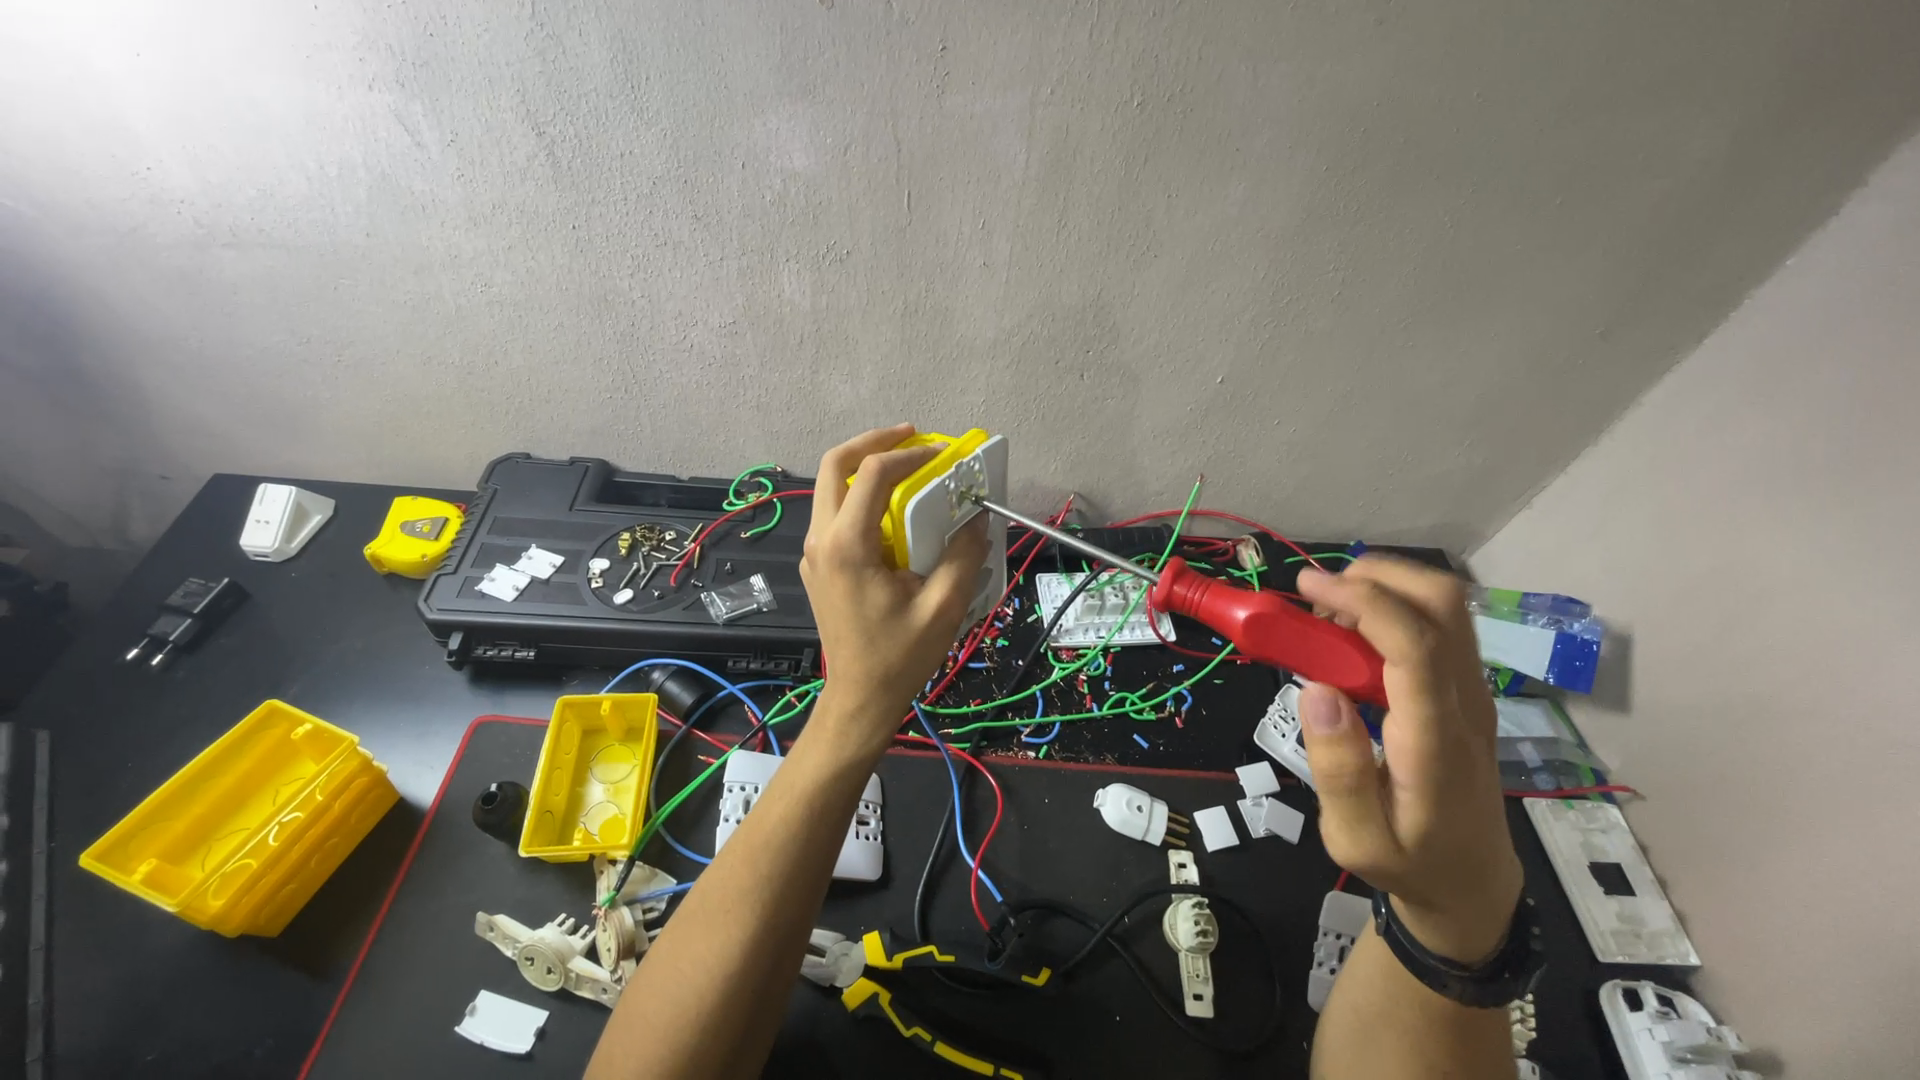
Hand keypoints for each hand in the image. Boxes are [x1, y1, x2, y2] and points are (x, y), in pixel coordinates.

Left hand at [801, 424, 989, 749]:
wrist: (859, 697)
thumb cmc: (899, 657)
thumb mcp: (943, 607)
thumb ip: (964, 556)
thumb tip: (977, 519)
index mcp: (848, 546)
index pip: (871, 474)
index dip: (910, 454)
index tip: (943, 455)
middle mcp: (821, 541)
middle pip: (833, 465)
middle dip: (873, 442)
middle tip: (913, 436)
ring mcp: (815, 553)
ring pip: (828, 486)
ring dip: (864, 466)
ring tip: (908, 464)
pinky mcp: (820, 565)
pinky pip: (835, 513)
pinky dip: (861, 494)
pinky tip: (895, 507)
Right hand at [1293, 556, 1521, 963]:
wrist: (1473, 885)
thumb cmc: (1409, 864)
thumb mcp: (1357, 838)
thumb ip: (1337, 769)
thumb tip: (1317, 689)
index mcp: (1437, 740)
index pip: (1416, 645)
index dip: (1363, 601)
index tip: (1307, 586)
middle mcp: (1466, 702)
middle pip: (1444, 603)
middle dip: (1379, 575)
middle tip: (1317, 595)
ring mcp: (1473, 693)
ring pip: (1445, 605)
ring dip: (1385, 587)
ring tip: (1327, 615)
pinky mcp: (1466, 691)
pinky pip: (1437, 625)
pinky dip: (1392, 606)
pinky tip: (1351, 635)